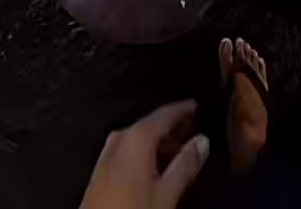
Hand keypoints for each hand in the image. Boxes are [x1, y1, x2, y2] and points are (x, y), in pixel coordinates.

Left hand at [79, 100, 209, 208]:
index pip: (166, 113)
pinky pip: (126, 155)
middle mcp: (119, 141)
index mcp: (136, 137)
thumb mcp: (167, 193)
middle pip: (151, 126)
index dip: (183, 110)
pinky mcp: (99, 176)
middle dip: (171, 129)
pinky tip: (151, 172)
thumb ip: (186, 164)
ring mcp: (106, 158)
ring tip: (175, 154)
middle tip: (189, 131)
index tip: (195, 107)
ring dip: (157, 144)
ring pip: (138, 141)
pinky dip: (143, 157)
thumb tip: (201, 143)